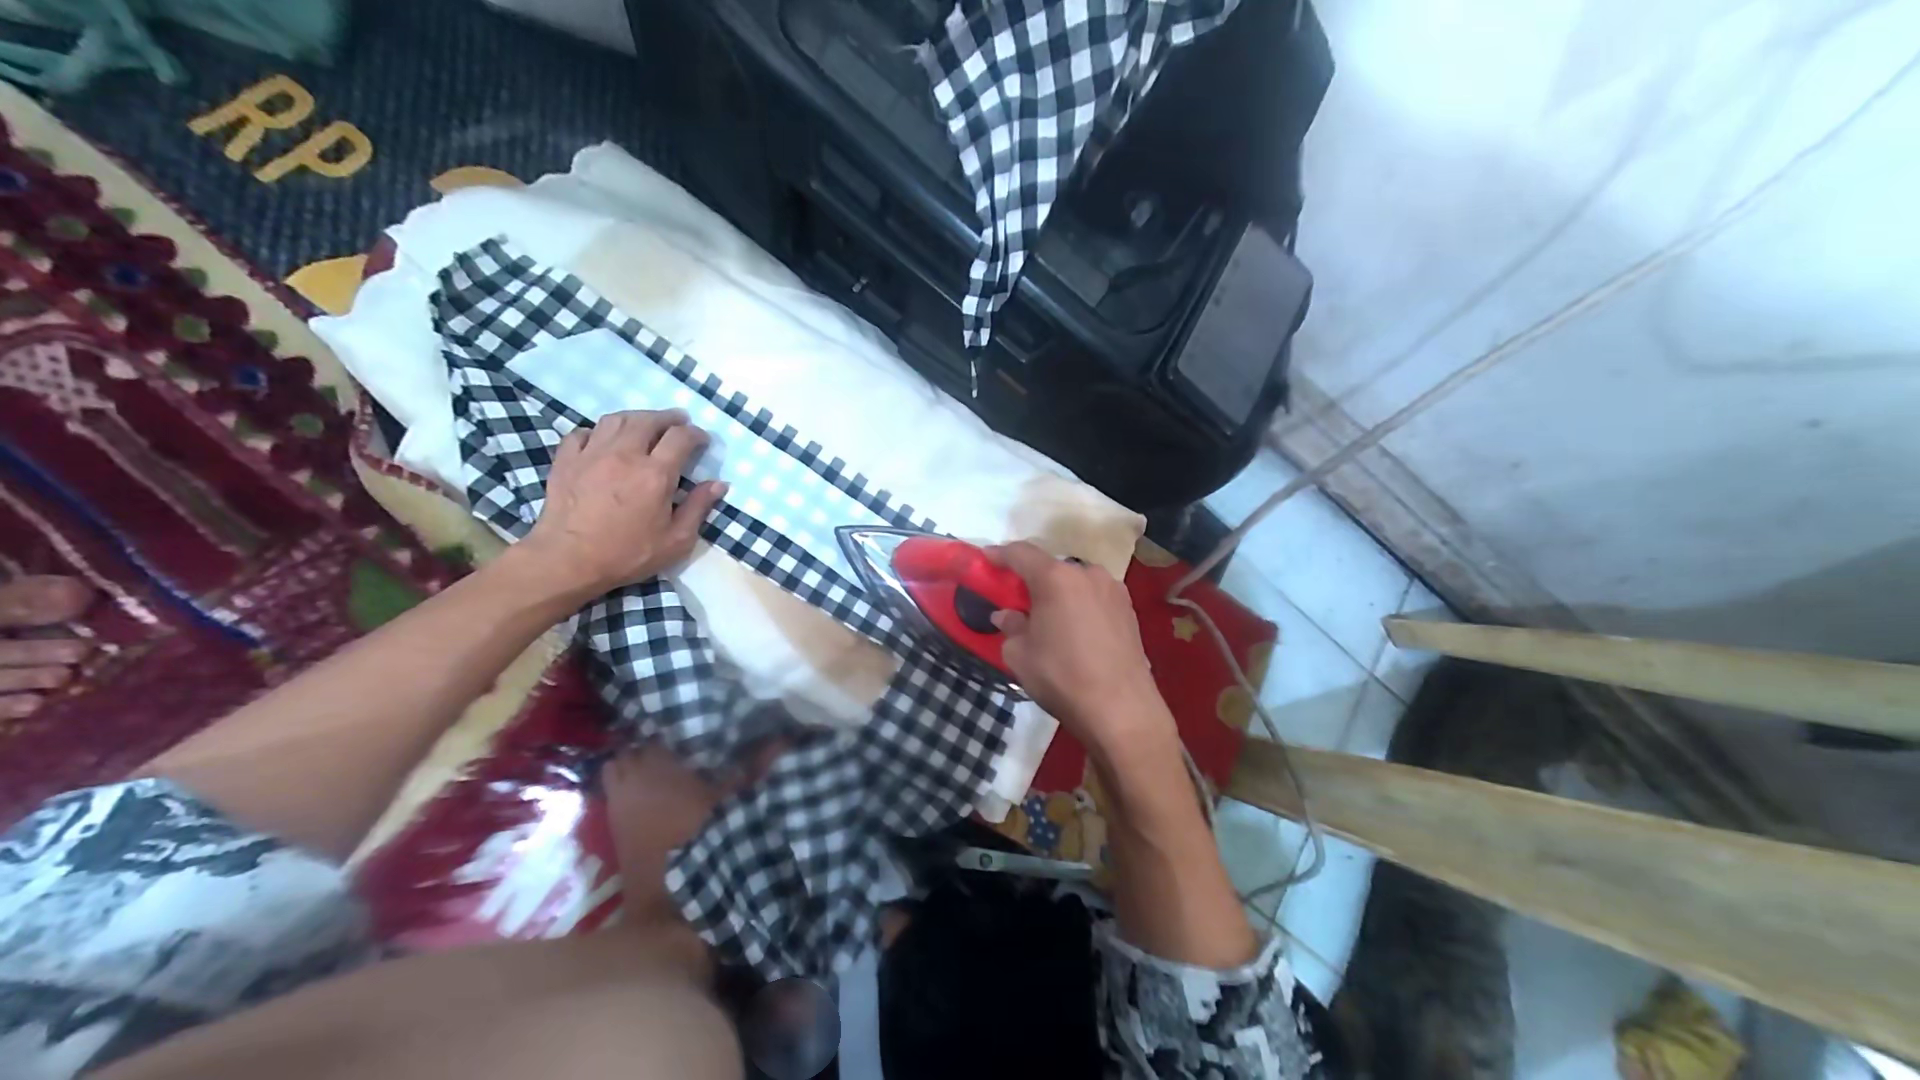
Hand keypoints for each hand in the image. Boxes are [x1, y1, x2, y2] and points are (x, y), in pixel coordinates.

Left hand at [518, 409, 727, 600]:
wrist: (567, 561)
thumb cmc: (627, 555)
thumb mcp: (676, 540)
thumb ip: (698, 508)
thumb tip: (719, 484)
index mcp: (656, 474)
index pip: (681, 438)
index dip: (696, 434)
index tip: (702, 440)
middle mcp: (625, 454)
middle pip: (648, 420)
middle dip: (668, 418)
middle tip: (678, 422)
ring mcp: (592, 454)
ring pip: (616, 419)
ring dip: (636, 418)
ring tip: (645, 425)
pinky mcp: (566, 460)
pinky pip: (582, 433)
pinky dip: (598, 432)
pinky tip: (604, 441)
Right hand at [985, 542, 1172, 755]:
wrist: (1121, 709)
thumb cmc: (1062, 677)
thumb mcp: (1020, 655)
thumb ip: (1010, 627)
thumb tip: (1007, 616)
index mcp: (1056, 577)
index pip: (1020, 553)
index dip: (999, 555)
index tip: (985, 561)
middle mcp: (1087, 573)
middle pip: (1051, 567)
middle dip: (1032, 580)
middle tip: (1017, 600)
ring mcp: (1113, 589)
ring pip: (1075, 582)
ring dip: (1059, 593)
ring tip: (1049, 619)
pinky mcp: (1129, 609)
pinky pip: (1094, 597)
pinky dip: (1079, 605)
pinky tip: (1075, 631)